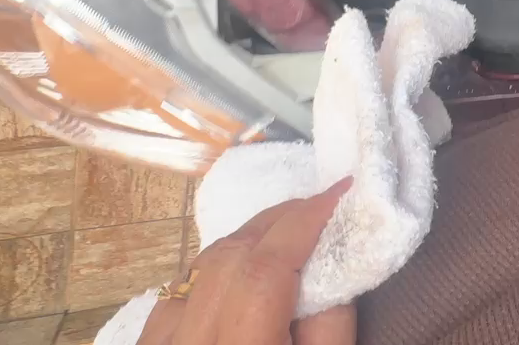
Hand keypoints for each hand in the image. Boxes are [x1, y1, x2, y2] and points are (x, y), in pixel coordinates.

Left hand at [139, 178, 353, 344]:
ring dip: (249, 238)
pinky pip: (176, 290)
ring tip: (287, 232)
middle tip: (322, 207)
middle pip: (231, 256)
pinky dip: (214, 265)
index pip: (266, 267)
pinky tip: (240, 266)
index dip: (306, 218)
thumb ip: (333, 315)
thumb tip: (334, 249)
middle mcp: (187, 344)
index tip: (343, 189)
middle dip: (282, 218)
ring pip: (201, 266)